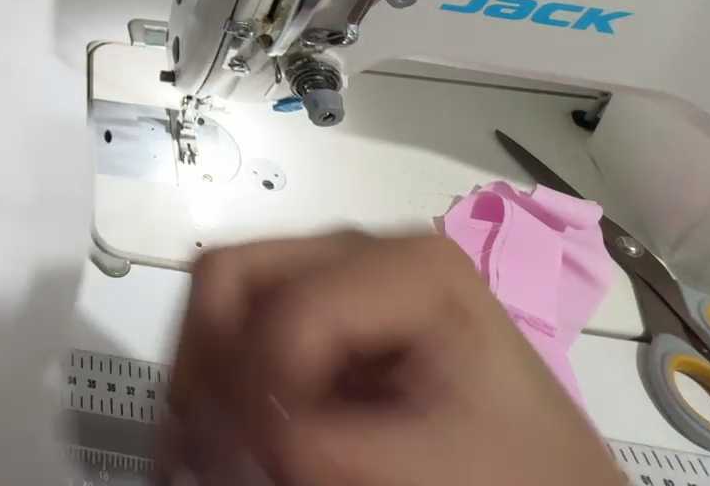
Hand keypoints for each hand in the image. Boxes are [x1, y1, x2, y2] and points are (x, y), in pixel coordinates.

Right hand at [162, 233, 617, 485]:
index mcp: (409, 264)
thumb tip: (219, 439)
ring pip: (219, 294)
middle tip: (193, 444)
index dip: (257, 386)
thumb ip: (321, 446)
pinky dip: (214, 371)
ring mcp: (331, 268)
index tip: (255, 459)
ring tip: (196, 442)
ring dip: (200, 368)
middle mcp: (358, 246)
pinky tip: (216, 426)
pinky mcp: (315, 299)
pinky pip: (234, 316)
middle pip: (232, 277)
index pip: (291, 309)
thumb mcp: (432, 470)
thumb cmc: (516, 476)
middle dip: (206, 363)